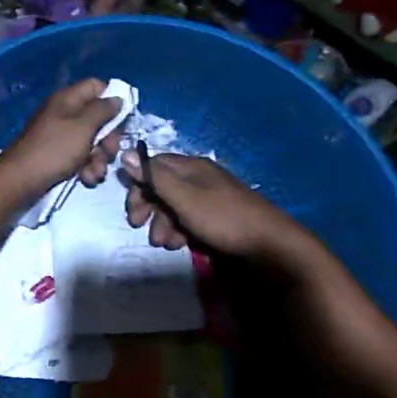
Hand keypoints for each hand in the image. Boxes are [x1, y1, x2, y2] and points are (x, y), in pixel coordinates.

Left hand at [0, 78, 125, 195]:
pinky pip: (81, 156)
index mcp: (68, 99)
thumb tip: (118, 97)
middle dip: (108, 137)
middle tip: (109, 151)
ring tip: (95, 172)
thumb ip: (103, 110)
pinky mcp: (58, 155)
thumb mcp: (83, 127)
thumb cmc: (54, 149)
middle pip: (98, 117)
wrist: (20, 180)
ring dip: (99, 158)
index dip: (112, 99)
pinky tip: (86, 178)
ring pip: (92, 141)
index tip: (122, 119)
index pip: (96, 86)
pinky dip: (87, 167)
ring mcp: (60, 135)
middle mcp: (64, 113)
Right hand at [121, 151, 306, 258]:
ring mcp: (208, 199)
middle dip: (148, 206)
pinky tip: (181, 245)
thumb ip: (155, 177)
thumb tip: (126, 152)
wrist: (270, 246)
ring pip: (172, 206)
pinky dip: (178, 231)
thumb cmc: (223, 218)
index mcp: (191, 167)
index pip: (153, 165)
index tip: (132, 208)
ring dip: (162, 224)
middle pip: (161, 186)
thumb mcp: (184, 197)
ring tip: (166, 243)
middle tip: (138, 225)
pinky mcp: (215, 219)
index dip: (138, 184)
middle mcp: (198, 178)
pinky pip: (187, 220)